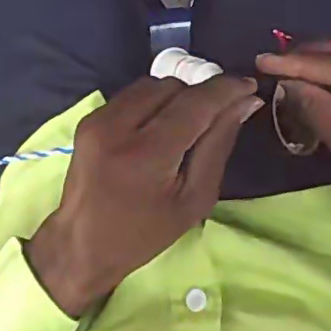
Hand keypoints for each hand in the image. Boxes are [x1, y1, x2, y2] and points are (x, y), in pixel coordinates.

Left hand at [26, 75, 264, 315]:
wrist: (81, 245)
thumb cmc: (144, 233)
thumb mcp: (195, 198)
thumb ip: (219, 144)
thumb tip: (244, 103)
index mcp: (146, 153)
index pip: (195, 102)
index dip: (226, 89)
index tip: (249, 86)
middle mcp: (118, 126)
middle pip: (173, 86)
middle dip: (199, 97)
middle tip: (215, 119)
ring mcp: (98, 119)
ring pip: (152, 85)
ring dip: (176, 97)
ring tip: (184, 127)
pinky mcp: (89, 119)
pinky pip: (131, 95)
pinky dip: (152, 103)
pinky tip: (156, 129)